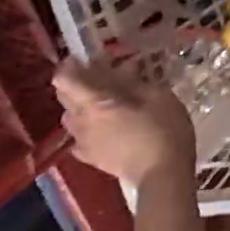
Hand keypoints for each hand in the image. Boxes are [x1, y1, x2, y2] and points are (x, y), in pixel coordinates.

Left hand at [53, 57, 194, 185]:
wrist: (162, 174)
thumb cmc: (164, 130)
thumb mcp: (159, 97)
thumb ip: (135, 82)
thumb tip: (122, 70)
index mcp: (96, 103)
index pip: (65, 79)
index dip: (70, 65)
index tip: (84, 56)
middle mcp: (81, 121)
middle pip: (64, 96)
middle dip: (78, 82)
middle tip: (101, 75)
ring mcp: (83, 142)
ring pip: (70, 117)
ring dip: (81, 104)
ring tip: (104, 101)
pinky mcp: (90, 158)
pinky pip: (78, 137)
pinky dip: (86, 127)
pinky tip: (103, 127)